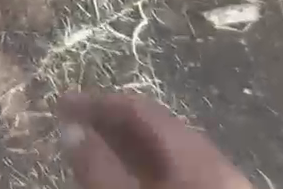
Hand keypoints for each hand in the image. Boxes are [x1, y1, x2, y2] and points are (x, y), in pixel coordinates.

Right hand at [59, 92, 252, 188]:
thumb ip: (96, 164)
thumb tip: (72, 130)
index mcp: (200, 162)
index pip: (142, 111)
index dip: (96, 103)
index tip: (60, 107)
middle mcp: (222, 173)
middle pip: (161, 134)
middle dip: (113, 127)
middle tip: (74, 129)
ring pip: (173, 161)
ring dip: (131, 153)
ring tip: (95, 156)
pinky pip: (184, 182)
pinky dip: (151, 176)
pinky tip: (128, 183)